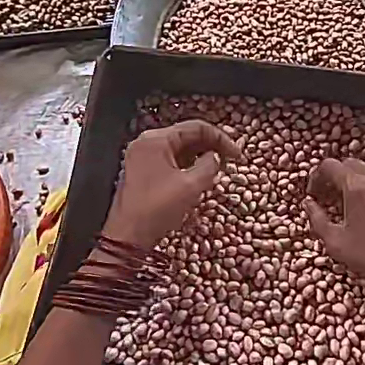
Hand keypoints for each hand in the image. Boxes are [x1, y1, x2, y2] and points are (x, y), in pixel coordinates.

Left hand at [101, 121, 244, 248]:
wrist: (127, 237)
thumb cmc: (156, 209)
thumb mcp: (191, 186)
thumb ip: (209, 165)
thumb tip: (215, 156)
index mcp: (156, 140)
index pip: (195, 127)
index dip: (221, 138)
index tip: (237, 154)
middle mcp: (146, 144)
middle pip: (186, 137)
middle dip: (210, 147)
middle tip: (230, 161)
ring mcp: (141, 159)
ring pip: (178, 151)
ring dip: (199, 158)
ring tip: (217, 171)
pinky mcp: (141, 174)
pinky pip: (169, 163)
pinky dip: (186, 168)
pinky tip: (198, 180)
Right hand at [302, 158, 364, 294]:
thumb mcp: (335, 243)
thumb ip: (316, 219)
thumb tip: (309, 204)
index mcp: (356, 188)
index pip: (330, 166)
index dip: (317, 176)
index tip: (314, 192)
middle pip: (351, 165)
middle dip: (336, 177)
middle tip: (330, 196)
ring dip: (358, 183)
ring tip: (353, 206)